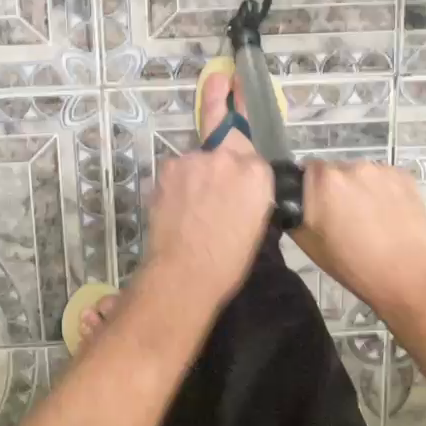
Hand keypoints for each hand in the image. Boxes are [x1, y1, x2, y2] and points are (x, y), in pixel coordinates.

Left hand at [140, 146, 275, 310]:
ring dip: (196, 174)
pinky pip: (176, 168)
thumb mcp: (256, 224)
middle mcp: (228, 157)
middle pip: (225, 152)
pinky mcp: (169, 166)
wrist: (185, 273)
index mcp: (257, 173)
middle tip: (211, 195)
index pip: (252, 160)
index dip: (242, 176)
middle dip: (219, 169)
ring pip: (198, 160)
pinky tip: (174, 204)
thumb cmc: (228, 260)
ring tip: (190, 203)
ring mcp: (196, 159)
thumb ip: (251, 194)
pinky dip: (176, 182)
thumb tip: (241, 189)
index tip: (236, 191)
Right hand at [292, 161, 425, 318]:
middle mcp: (350, 166)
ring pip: (362, 174)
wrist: (406, 277)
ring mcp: (380, 170)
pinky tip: (390, 215)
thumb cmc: (352, 265)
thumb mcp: (308, 243)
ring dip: (362, 189)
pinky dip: (385, 191)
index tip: (320, 207)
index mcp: (323, 180)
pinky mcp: (405, 176)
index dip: (312, 189)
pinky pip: (386, 178)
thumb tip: (292, 199)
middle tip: (345, 216)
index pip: (308, 171)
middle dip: (338, 188)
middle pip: (336, 170)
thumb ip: (296, 211)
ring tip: (372, 218)